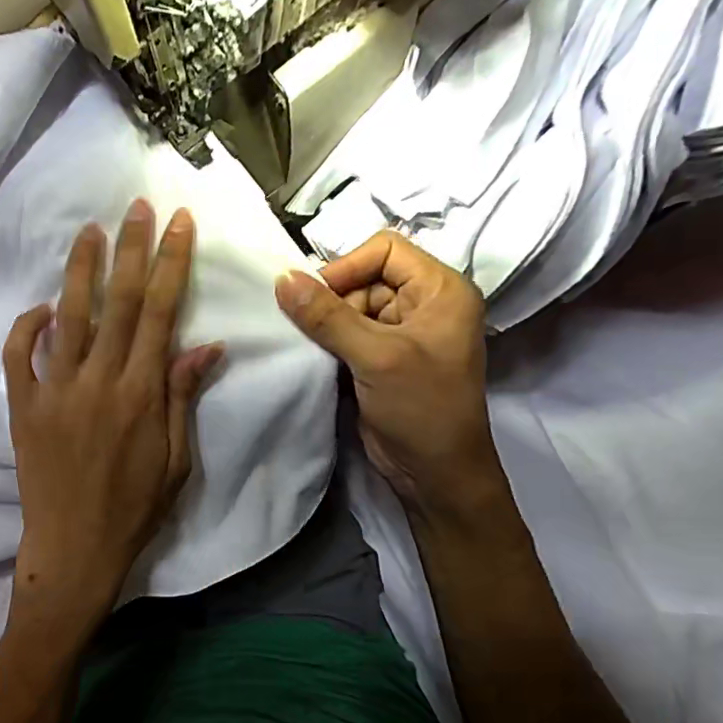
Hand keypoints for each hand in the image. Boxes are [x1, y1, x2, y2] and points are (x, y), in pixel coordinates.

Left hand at [3, 199, 223, 621]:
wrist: (74, 548)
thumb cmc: (134, 510)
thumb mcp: (175, 461)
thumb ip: (183, 398)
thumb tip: (206, 346)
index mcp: (140, 395)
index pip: (161, 314)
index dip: (172, 264)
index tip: (179, 225)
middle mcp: (98, 382)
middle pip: (118, 303)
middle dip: (131, 249)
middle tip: (137, 208)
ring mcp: (54, 392)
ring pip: (67, 317)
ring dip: (80, 270)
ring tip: (90, 231)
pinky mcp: (23, 408)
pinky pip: (19, 356)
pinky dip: (27, 326)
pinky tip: (42, 308)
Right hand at [275, 231, 498, 515]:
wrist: (435, 473)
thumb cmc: (421, 408)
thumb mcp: (376, 356)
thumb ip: (327, 316)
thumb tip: (281, 279)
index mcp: (441, 289)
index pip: (385, 250)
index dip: (347, 267)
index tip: (314, 297)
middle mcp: (424, 304)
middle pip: (364, 278)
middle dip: (332, 301)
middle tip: (308, 329)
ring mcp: (401, 334)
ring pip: (350, 308)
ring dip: (325, 325)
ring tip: (307, 346)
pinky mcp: (381, 360)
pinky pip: (347, 336)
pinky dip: (327, 343)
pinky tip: (311, 357)